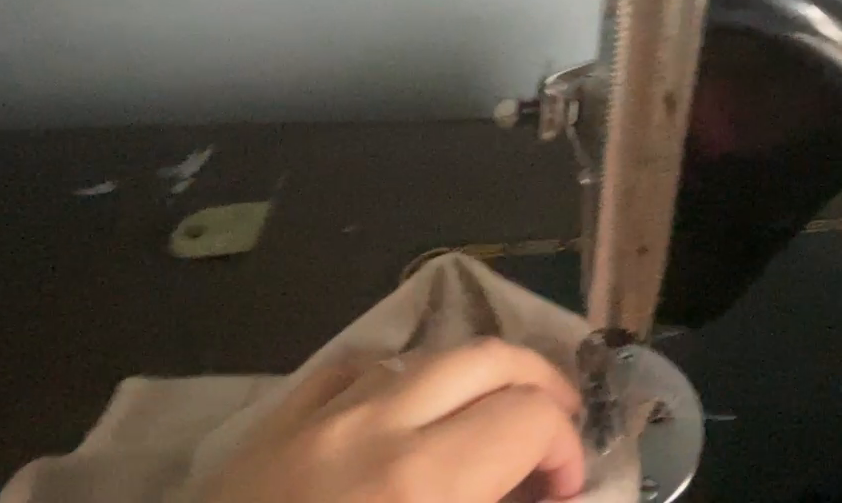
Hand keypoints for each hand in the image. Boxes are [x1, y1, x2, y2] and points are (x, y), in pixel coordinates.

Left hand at [193, 337, 586, 502]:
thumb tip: (544, 497)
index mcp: (417, 483)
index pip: (527, 420)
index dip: (566, 446)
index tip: (569, 489)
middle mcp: (376, 427)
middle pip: (491, 359)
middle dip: (542, 386)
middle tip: (558, 431)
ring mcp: (318, 417)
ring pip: (429, 353)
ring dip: (479, 379)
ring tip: (495, 418)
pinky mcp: (273, 426)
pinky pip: (358, 369)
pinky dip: (403, 379)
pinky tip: (407, 412)